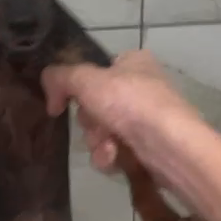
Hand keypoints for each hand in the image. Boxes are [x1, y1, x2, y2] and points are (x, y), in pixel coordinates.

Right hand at [42, 50, 205, 171]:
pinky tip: (115, 159)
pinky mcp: (150, 148)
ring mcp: (148, 118)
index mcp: (133, 62)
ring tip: (108, 147)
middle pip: (95, 104)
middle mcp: (142, 86)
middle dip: (89, 121)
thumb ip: (59, 77)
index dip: (78, 87)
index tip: (65, 102)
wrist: (172, 147)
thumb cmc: (131, 103)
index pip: (95, 70)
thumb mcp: (86, 80)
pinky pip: (117, 151)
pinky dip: (111, 156)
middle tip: (95, 125)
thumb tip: (48, 88)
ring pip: (103, 130)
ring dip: (97, 141)